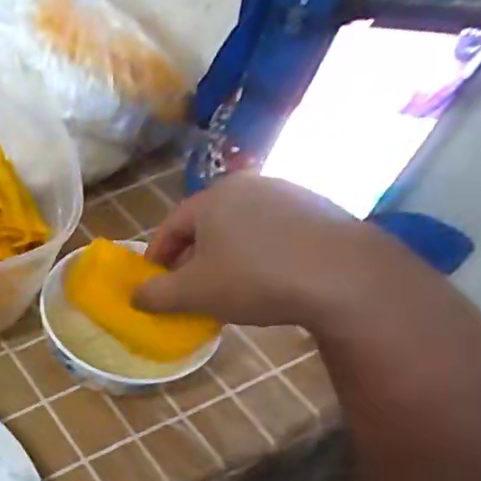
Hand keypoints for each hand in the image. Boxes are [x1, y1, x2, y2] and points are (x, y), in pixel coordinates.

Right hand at [133, 172, 403, 327]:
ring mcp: (290, 194)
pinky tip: (268, 281)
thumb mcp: (192, 294)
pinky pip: (274, 233)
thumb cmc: (254, 279)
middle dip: (192, 258)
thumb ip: (155, 295)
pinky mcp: (320, 210)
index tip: (154, 284)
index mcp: (213, 196)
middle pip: (207, 224)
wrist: (344, 277)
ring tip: (229, 288)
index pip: (171, 226)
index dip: (156, 257)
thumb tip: (136, 296)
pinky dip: (260, 254)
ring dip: (227, 256)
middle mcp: (250, 185)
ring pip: (241, 228)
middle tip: (189, 289)